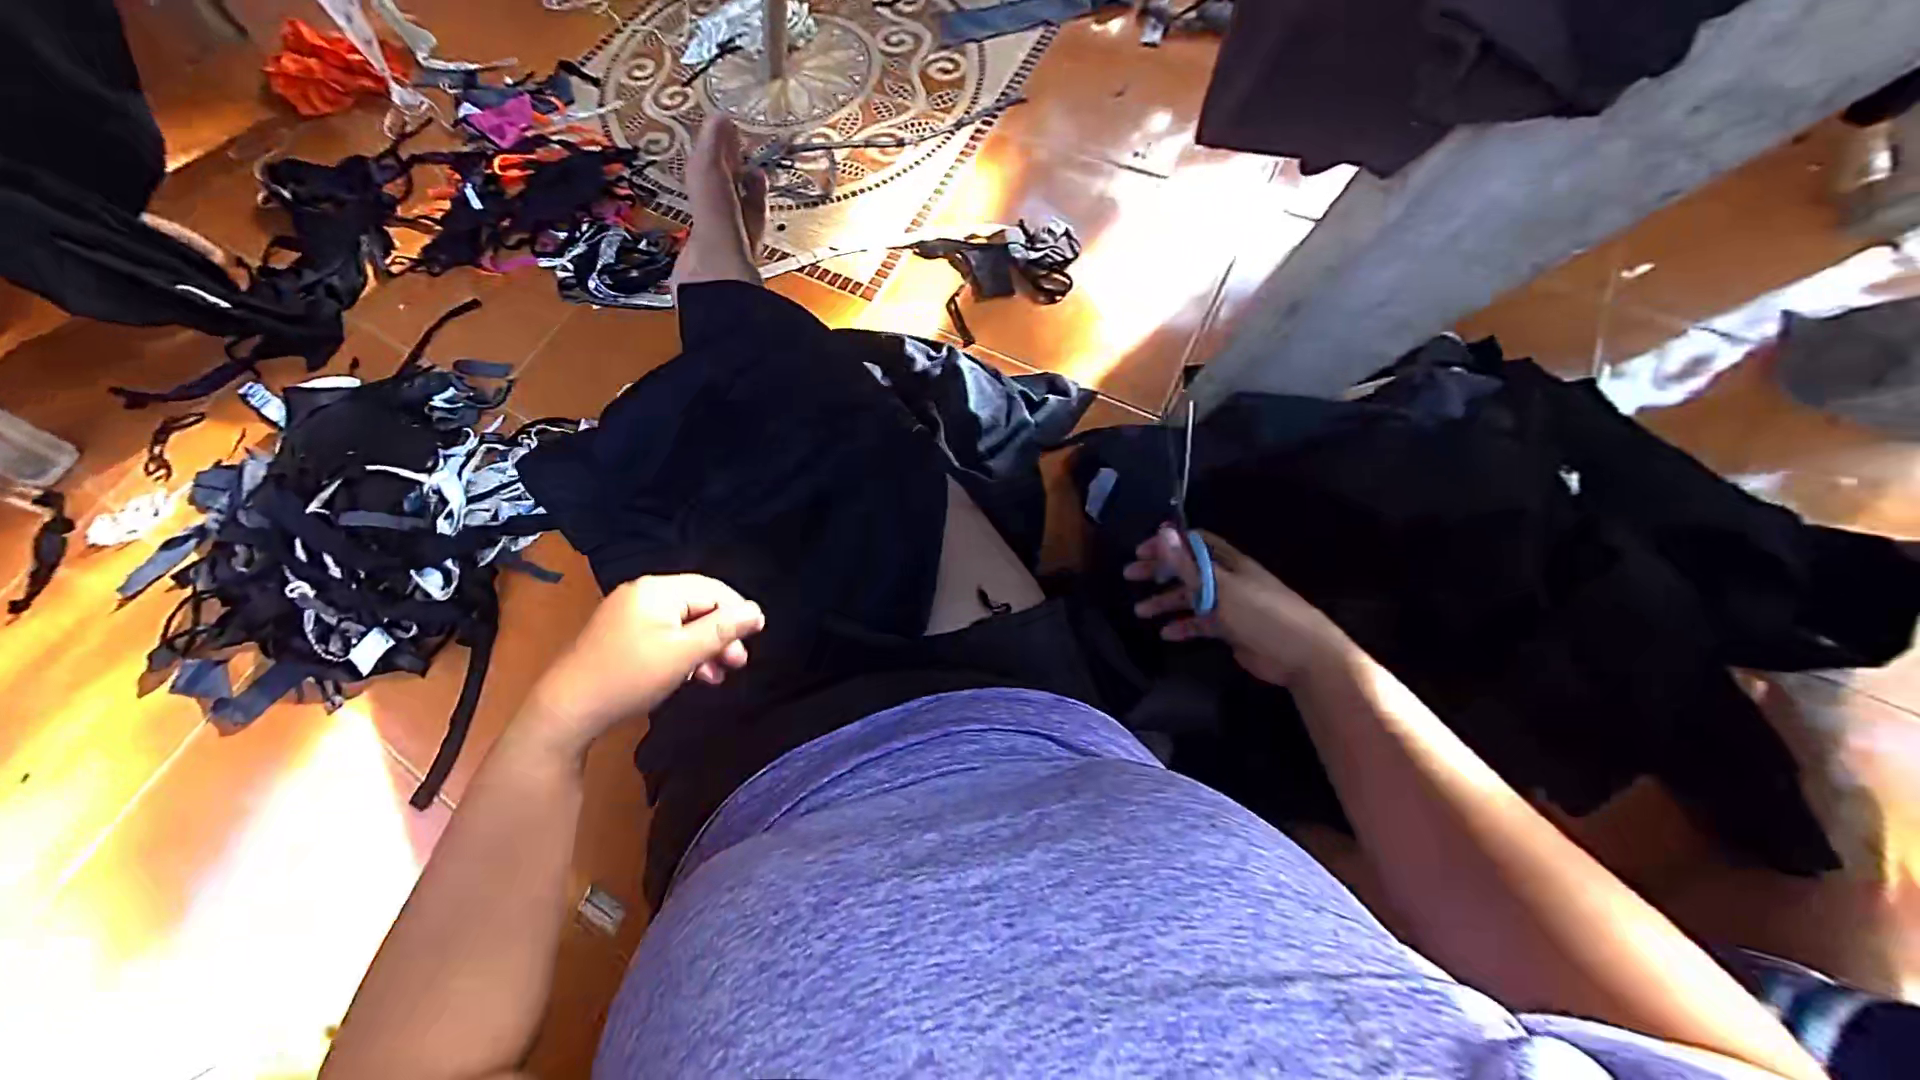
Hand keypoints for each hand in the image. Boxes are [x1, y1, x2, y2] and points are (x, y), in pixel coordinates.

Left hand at [521, 575, 764, 754]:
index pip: (714, 590)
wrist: (567, 710)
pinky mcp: (622, 635)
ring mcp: (630, 614)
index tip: (753, 640)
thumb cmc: (629, 677)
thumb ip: (724, 630)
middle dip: (722, 634)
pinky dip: (683, 652)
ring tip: (717, 674)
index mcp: (657, 589)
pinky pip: (665, 634)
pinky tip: (692, 674)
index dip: (738, 613)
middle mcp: (643, 593)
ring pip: (684, 623)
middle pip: (699, 605)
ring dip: (705, 647)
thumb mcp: (684, 653)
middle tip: (737, 662)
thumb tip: (757, 611)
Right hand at [1125, 526, 1353, 687]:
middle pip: (1188, 570)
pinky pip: (1201, 624)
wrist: (1303, 655)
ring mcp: (1230, 605)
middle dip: (1160, 572)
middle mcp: (1228, 580)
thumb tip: (1163, 532)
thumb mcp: (1220, 587)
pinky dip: (1183, 626)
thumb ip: (1188, 564)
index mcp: (1230, 563)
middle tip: (1130, 576)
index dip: (1168, 544)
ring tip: (1140, 612)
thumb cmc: (1262, 614)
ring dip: (1166, 602)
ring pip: (1191, 599)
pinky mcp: (1231, 630)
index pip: (1194, 544)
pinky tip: (1166, 634)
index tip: (1141, 552)